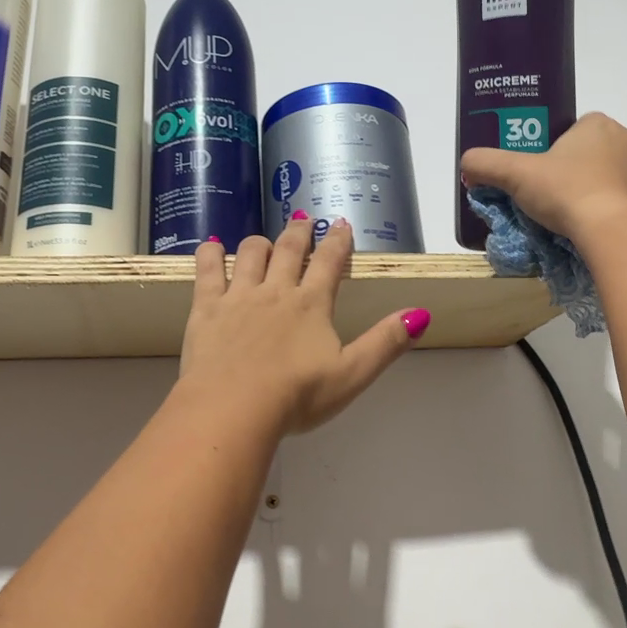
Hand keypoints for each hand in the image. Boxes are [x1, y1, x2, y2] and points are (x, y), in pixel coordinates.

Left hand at [180, 215, 428, 433]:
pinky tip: (211, 246)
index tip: (343, 224)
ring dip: (259, 243)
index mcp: (312, 304)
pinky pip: (207, 271)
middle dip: (299, 232)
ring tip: (263, 241)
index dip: (338, 241)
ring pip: (250, 254)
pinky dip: (210, 254)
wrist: (234, 408)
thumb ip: (386, 341)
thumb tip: (420, 313)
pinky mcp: (206, 308)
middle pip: (288, 249)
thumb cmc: (298, 396)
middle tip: (303, 220)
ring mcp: (238, 297)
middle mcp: (276, 291)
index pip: (329, 262)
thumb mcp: (353, 374)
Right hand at [461, 112, 626, 239]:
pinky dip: (623, 213)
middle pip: (597, 155)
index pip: (574, 132)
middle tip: (557, 202)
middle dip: (580, 174)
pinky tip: (604, 229)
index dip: (556, 154)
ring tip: (579, 219)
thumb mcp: (515, 175)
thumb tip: (466, 163)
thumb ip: (486, 164)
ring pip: (619, 178)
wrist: (610, 230)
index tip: (543, 178)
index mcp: (598, 125)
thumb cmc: (564, 192)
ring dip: (603, 193)